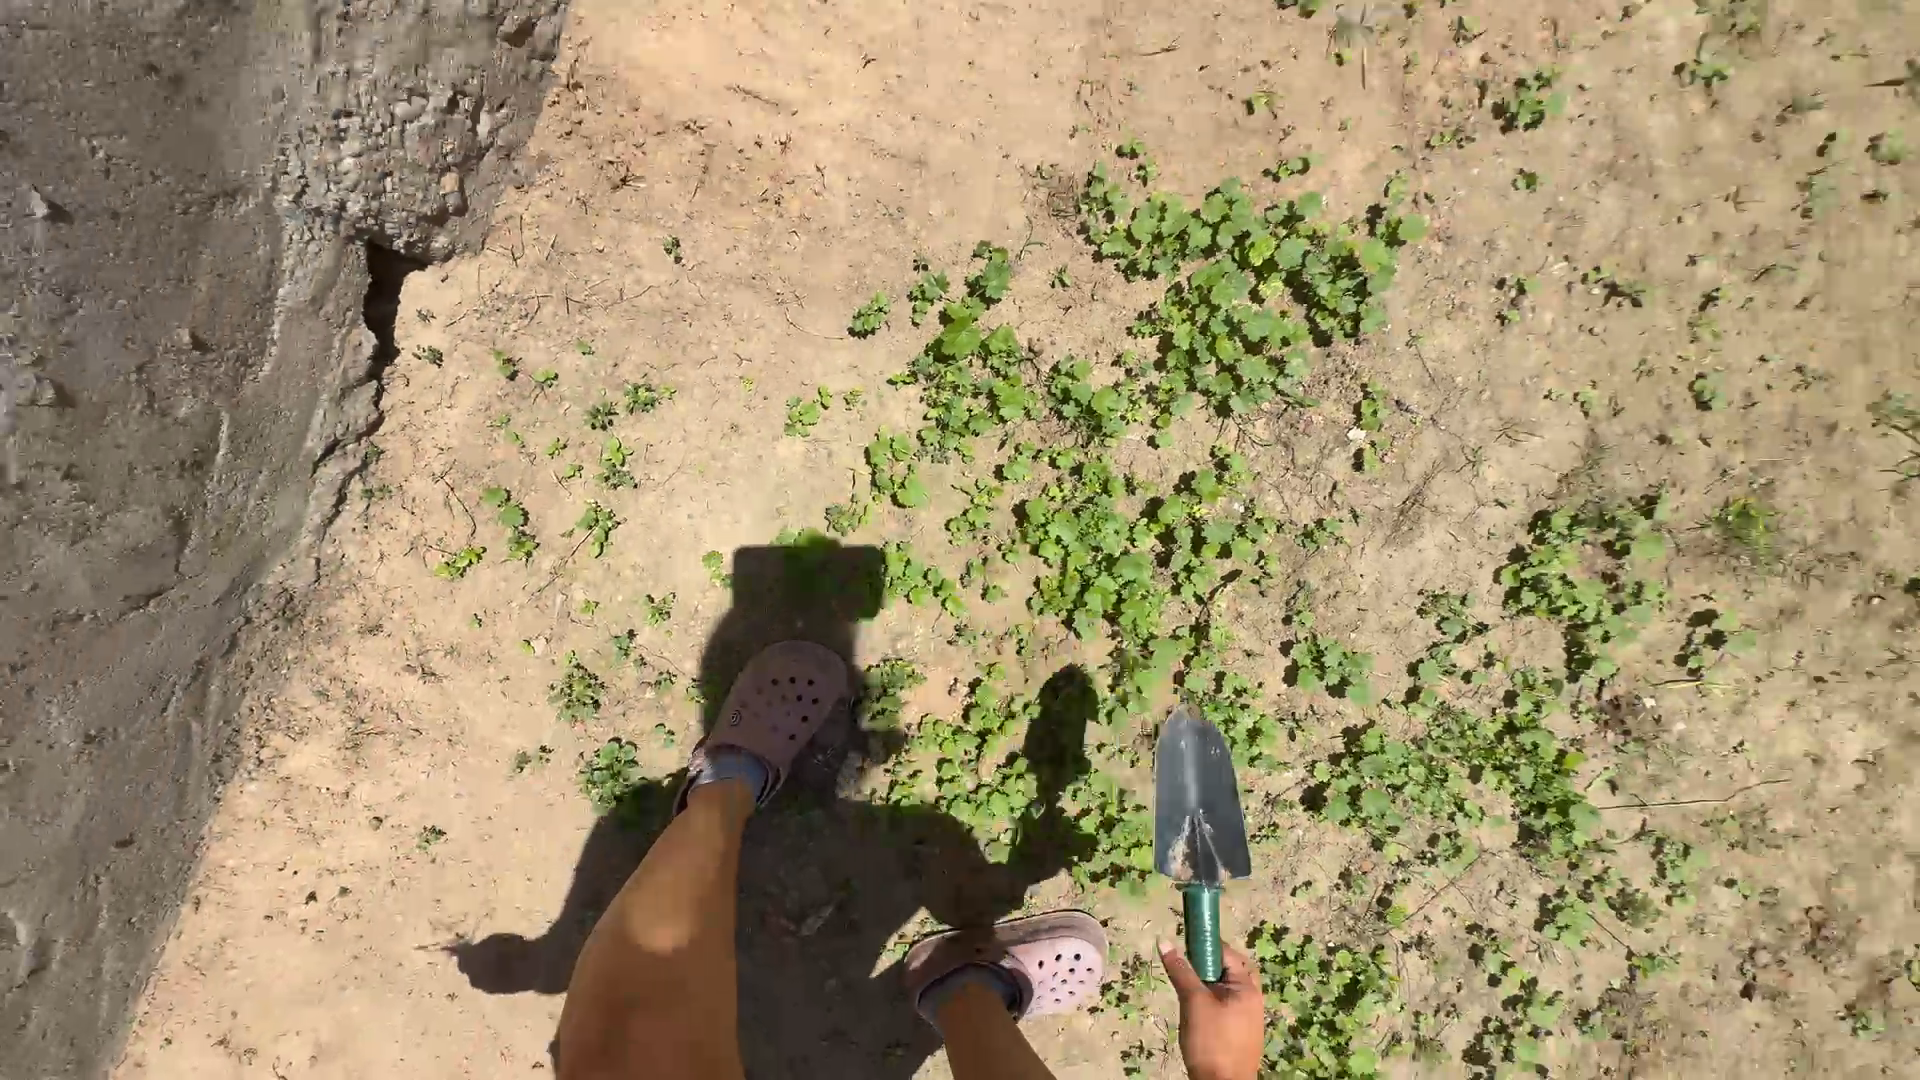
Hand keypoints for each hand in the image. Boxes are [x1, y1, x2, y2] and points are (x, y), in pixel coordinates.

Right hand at [1158, 939, 1265, 1079]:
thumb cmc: (1211, 1041)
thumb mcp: (1193, 1002)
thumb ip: (1180, 970)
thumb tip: (1163, 940)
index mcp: (1247, 988)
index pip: (1226, 953)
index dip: (1205, 945)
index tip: (1184, 945)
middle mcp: (1253, 999)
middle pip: (1231, 968)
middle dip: (1209, 963)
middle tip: (1188, 967)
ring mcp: (1248, 1017)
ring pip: (1227, 987)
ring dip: (1208, 982)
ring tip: (1189, 989)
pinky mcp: (1241, 1032)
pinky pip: (1227, 1004)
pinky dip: (1212, 999)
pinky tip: (1197, 1009)